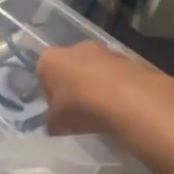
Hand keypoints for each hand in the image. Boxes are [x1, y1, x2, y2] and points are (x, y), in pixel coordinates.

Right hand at [36, 42, 169, 136]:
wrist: (130, 101)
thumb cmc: (82, 107)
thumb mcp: (57, 122)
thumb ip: (52, 121)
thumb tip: (53, 125)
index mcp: (50, 59)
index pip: (43, 73)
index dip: (50, 92)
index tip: (58, 109)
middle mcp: (75, 48)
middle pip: (70, 68)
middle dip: (74, 85)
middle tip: (79, 109)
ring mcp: (105, 51)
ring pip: (95, 69)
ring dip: (96, 85)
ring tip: (103, 110)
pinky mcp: (130, 59)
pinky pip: (117, 75)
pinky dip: (118, 87)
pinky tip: (121, 106)